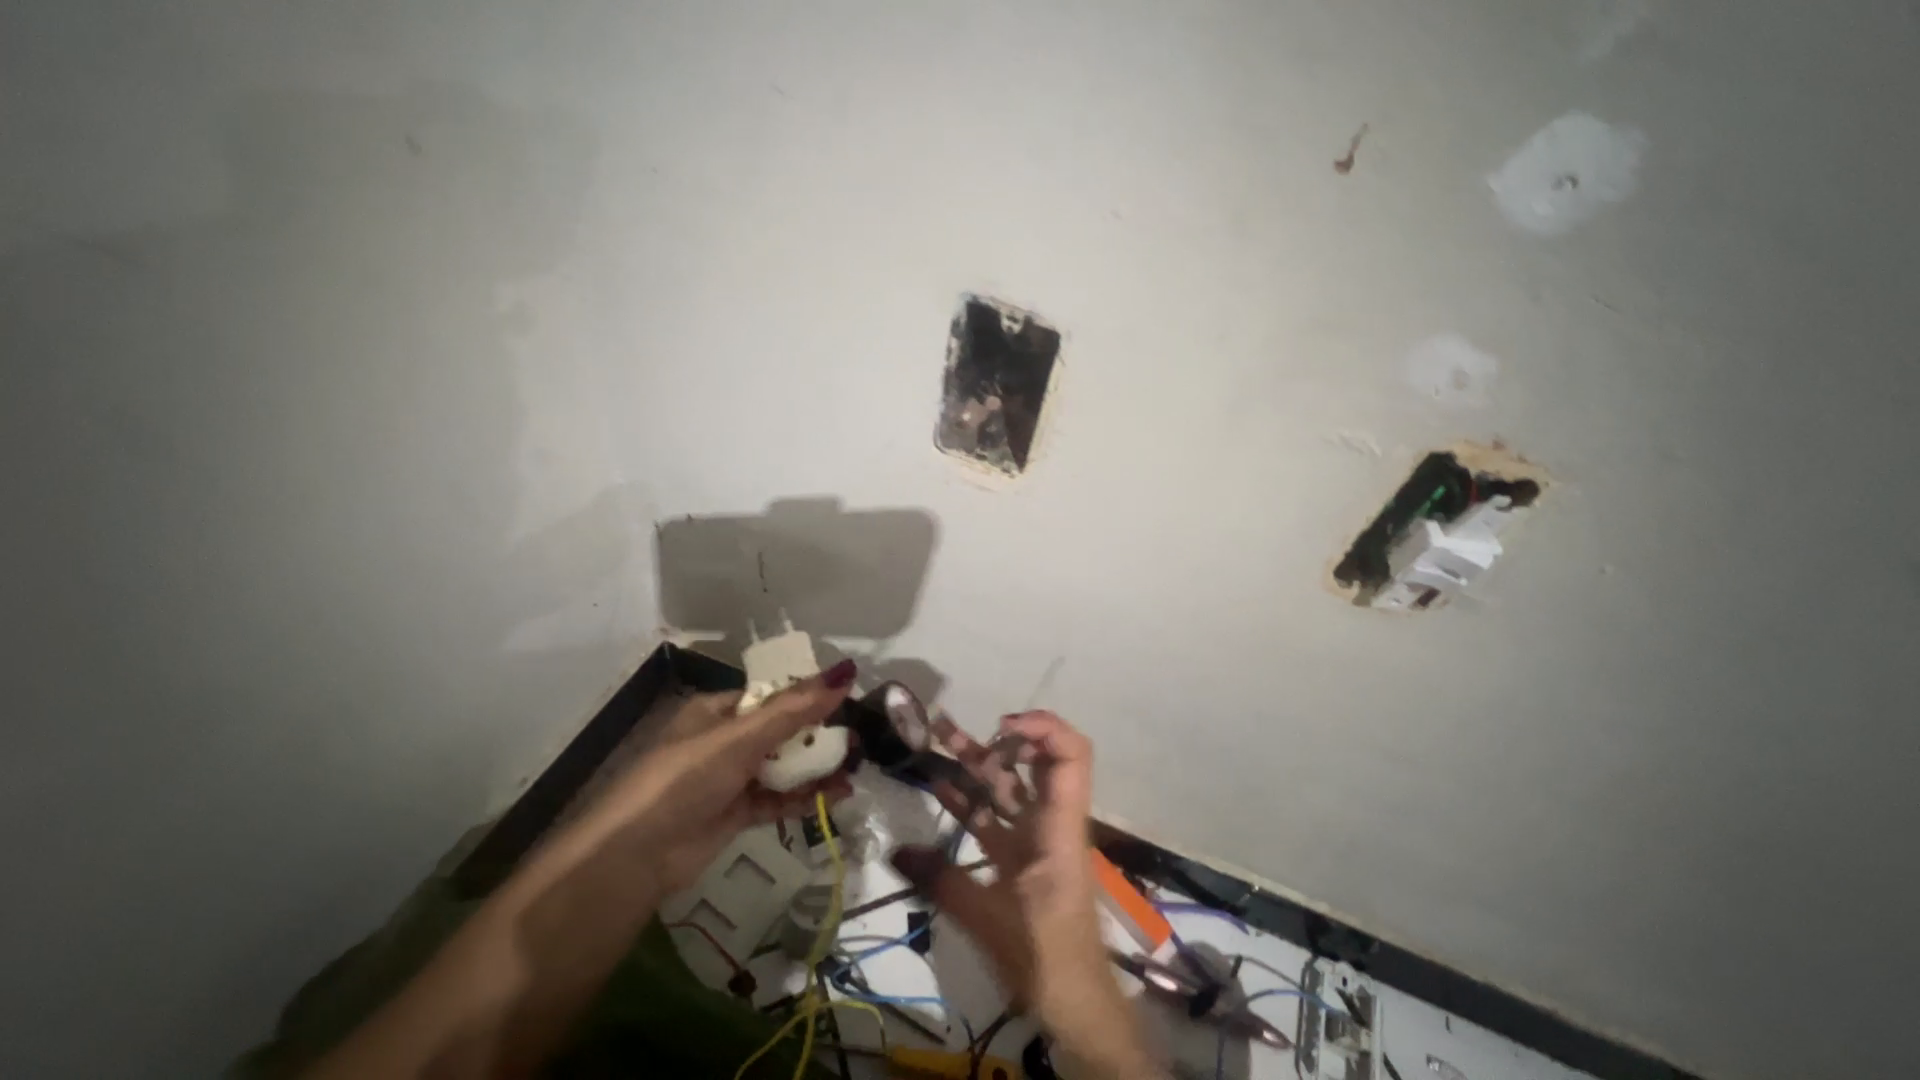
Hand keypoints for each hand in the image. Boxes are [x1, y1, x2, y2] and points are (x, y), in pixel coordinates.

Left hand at [585, 659, 856, 891]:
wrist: (636, 856)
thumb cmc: (684, 780)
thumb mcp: (740, 738)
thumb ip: (794, 709)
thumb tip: (847, 670)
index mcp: (716, 711)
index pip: (771, 695)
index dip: (808, 696)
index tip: (848, 698)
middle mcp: (724, 741)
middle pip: (781, 731)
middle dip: (818, 734)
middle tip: (858, 737)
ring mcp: (730, 779)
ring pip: (782, 766)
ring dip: (816, 767)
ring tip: (856, 766)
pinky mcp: (736, 814)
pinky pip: (778, 799)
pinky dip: (806, 796)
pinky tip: (838, 794)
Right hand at [890, 711, 1160, 1078]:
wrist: (1076, 1004)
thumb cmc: (1046, 958)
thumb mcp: (989, 920)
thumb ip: (942, 882)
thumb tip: (896, 851)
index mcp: (1059, 828)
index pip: (1070, 757)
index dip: (1042, 728)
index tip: (1000, 726)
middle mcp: (1052, 824)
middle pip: (1035, 764)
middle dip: (995, 738)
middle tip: (948, 728)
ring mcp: (1037, 841)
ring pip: (1010, 790)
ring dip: (977, 765)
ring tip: (935, 737)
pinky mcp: (1022, 861)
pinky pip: (997, 820)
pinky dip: (972, 802)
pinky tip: (940, 788)